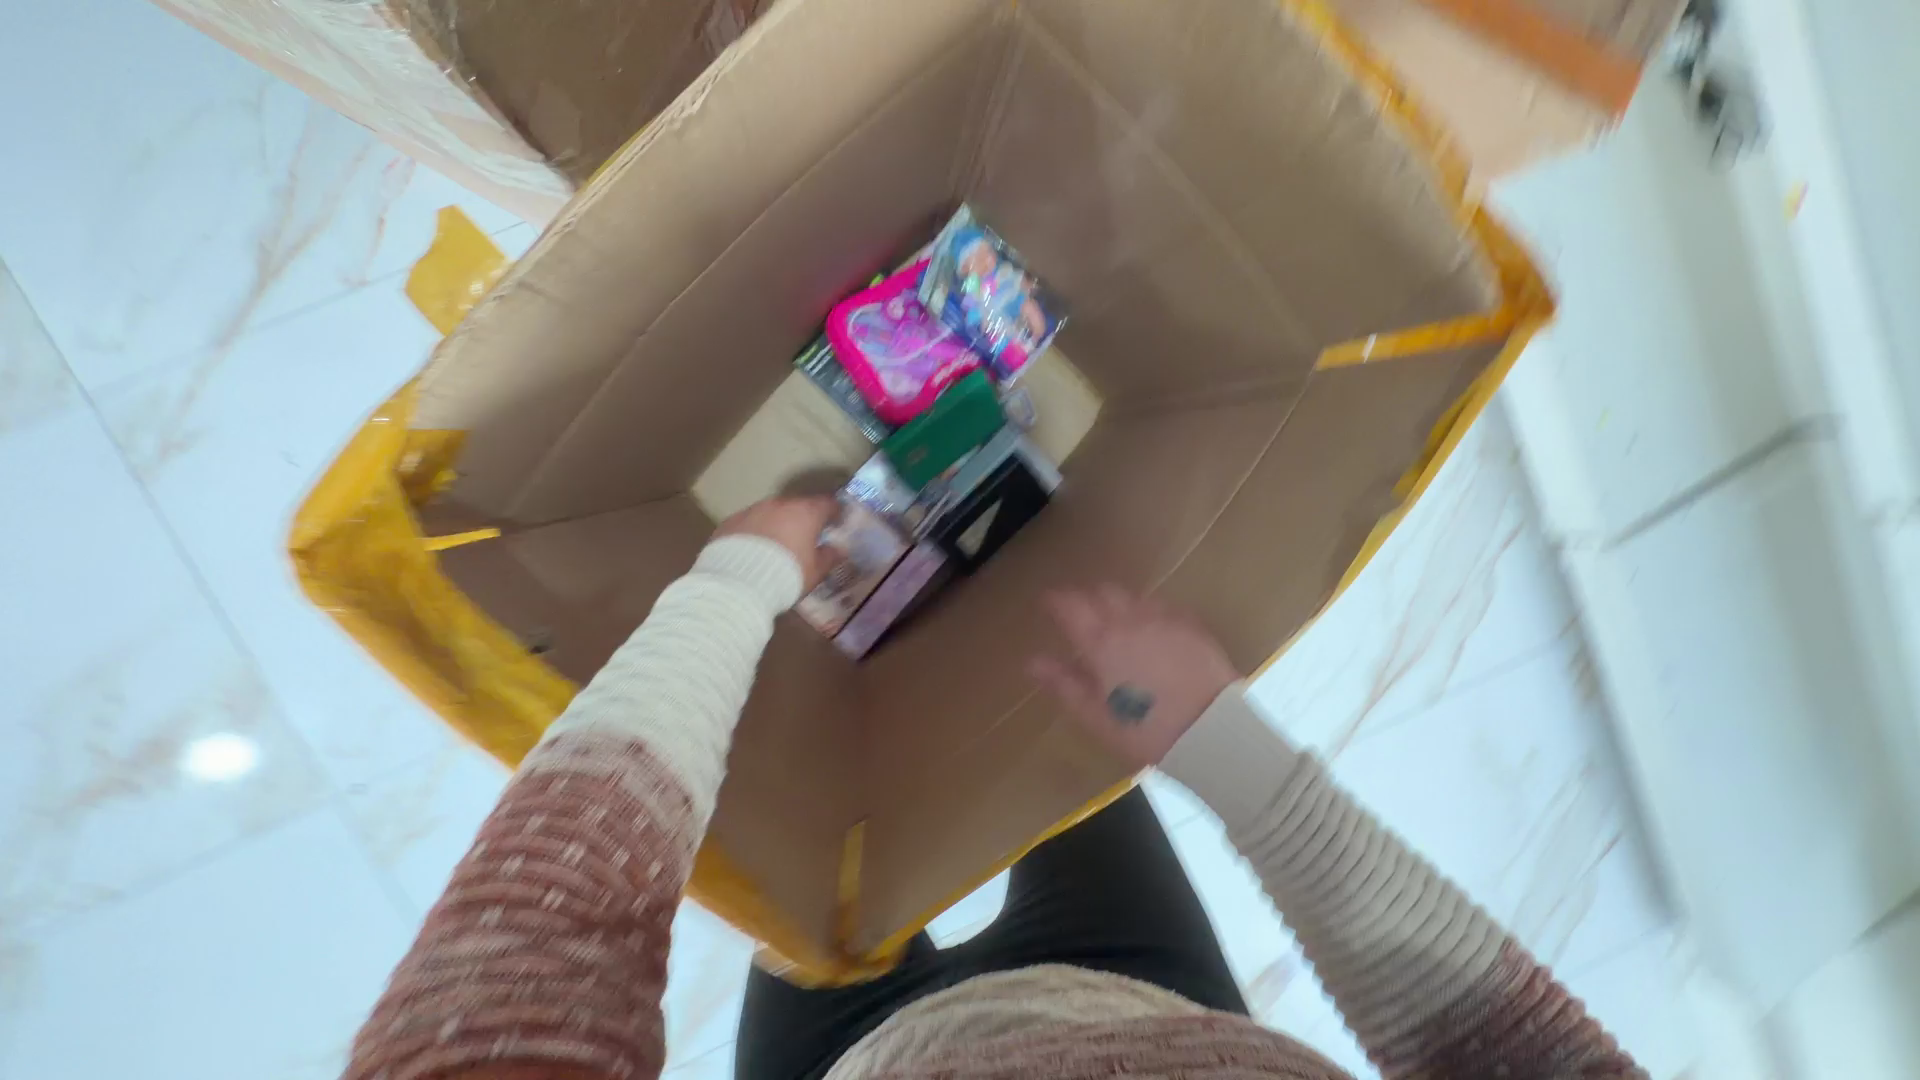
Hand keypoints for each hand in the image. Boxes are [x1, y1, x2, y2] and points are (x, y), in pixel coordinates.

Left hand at [714, 496, 842, 593]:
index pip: (827, 503)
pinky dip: (755, 531)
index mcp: (805, 513)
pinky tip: (753, 549)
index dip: (834, 511)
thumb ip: (829, 557)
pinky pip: (749, 523)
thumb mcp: (815, 572)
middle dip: (803, 518)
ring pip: (771, 512)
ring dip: (777, 523)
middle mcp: (779, 505)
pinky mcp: (730, 521)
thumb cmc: (786, 575)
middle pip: (797, 505)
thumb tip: (838, 549)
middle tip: (805, 536)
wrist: (737, 583)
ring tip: (776, 544)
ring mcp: (752, 510)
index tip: (836, 521)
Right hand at [1029, 586, 1240, 768]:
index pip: (1069, 605)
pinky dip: (1149, 612)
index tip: (1047, 603)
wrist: (1212, 731)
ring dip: (1119, 603)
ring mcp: (1164, 619)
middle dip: (1088, 597)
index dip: (1055, 600)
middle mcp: (1129, 621)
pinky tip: (1152, 629)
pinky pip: (1163, 606)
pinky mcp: (1191, 625)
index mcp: (1101, 642)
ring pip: (1134, 596)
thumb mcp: (1096, 716)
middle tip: (1082, 614)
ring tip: (1117, 621)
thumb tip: (1033, 661)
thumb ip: (1064, 684)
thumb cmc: (1146, 731)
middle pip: (1103, 591)